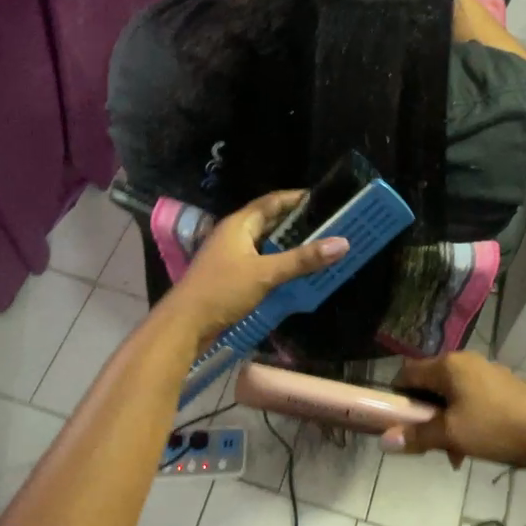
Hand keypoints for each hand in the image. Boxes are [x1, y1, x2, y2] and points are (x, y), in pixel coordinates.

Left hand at [158, 190, 348, 349]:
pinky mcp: (230, 277)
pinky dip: (278, 263)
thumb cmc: (222, 290)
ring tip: (317, 246)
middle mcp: (234, 234)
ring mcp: (231, 256)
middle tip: (327, 224)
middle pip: (269, 221)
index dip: (297, 198)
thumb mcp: (265, 273)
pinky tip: (295, 273)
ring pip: (265, 244)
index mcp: (240, 224)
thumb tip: (342, 243)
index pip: (273, 201)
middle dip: (297, 223)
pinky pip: (260, 262)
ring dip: (288, 245)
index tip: (323, 199)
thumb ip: (302, 259)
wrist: (183, 326)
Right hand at [379, 352, 525, 467]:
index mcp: (447, 365)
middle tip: (429, 443)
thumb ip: (417, 435)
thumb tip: (384, 439)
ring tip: (454, 453)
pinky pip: (469, 395)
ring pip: (450, 393)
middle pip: (430, 383)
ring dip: (445, 421)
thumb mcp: (451, 434)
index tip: (398, 422)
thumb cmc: (492, 427)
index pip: (408, 372)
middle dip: (425, 414)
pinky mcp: (499, 382)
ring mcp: (483, 369)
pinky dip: (463, 416)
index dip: (398, 396)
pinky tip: (473, 443)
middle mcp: (463, 359)